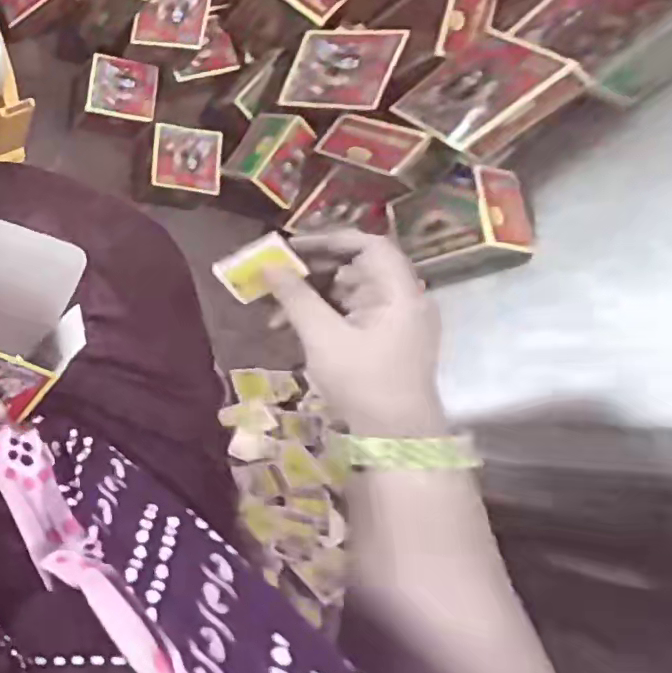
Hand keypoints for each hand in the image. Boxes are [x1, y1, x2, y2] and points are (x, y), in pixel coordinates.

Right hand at [264, 230, 447, 436]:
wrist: (394, 432)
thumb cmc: (362, 379)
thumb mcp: (322, 336)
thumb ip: (296, 298)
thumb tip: (269, 267)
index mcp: (399, 293)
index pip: (368, 246)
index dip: (328, 240)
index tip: (289, 248)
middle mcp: (402, 299)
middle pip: (355, 268)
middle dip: (310, 273)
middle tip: (272, 281)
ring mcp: (393, 320)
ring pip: (346, 293)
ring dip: (308, 298)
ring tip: (273, 315)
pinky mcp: (382, 339)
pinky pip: (347, 314)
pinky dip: (318, 316)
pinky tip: (290, 330)